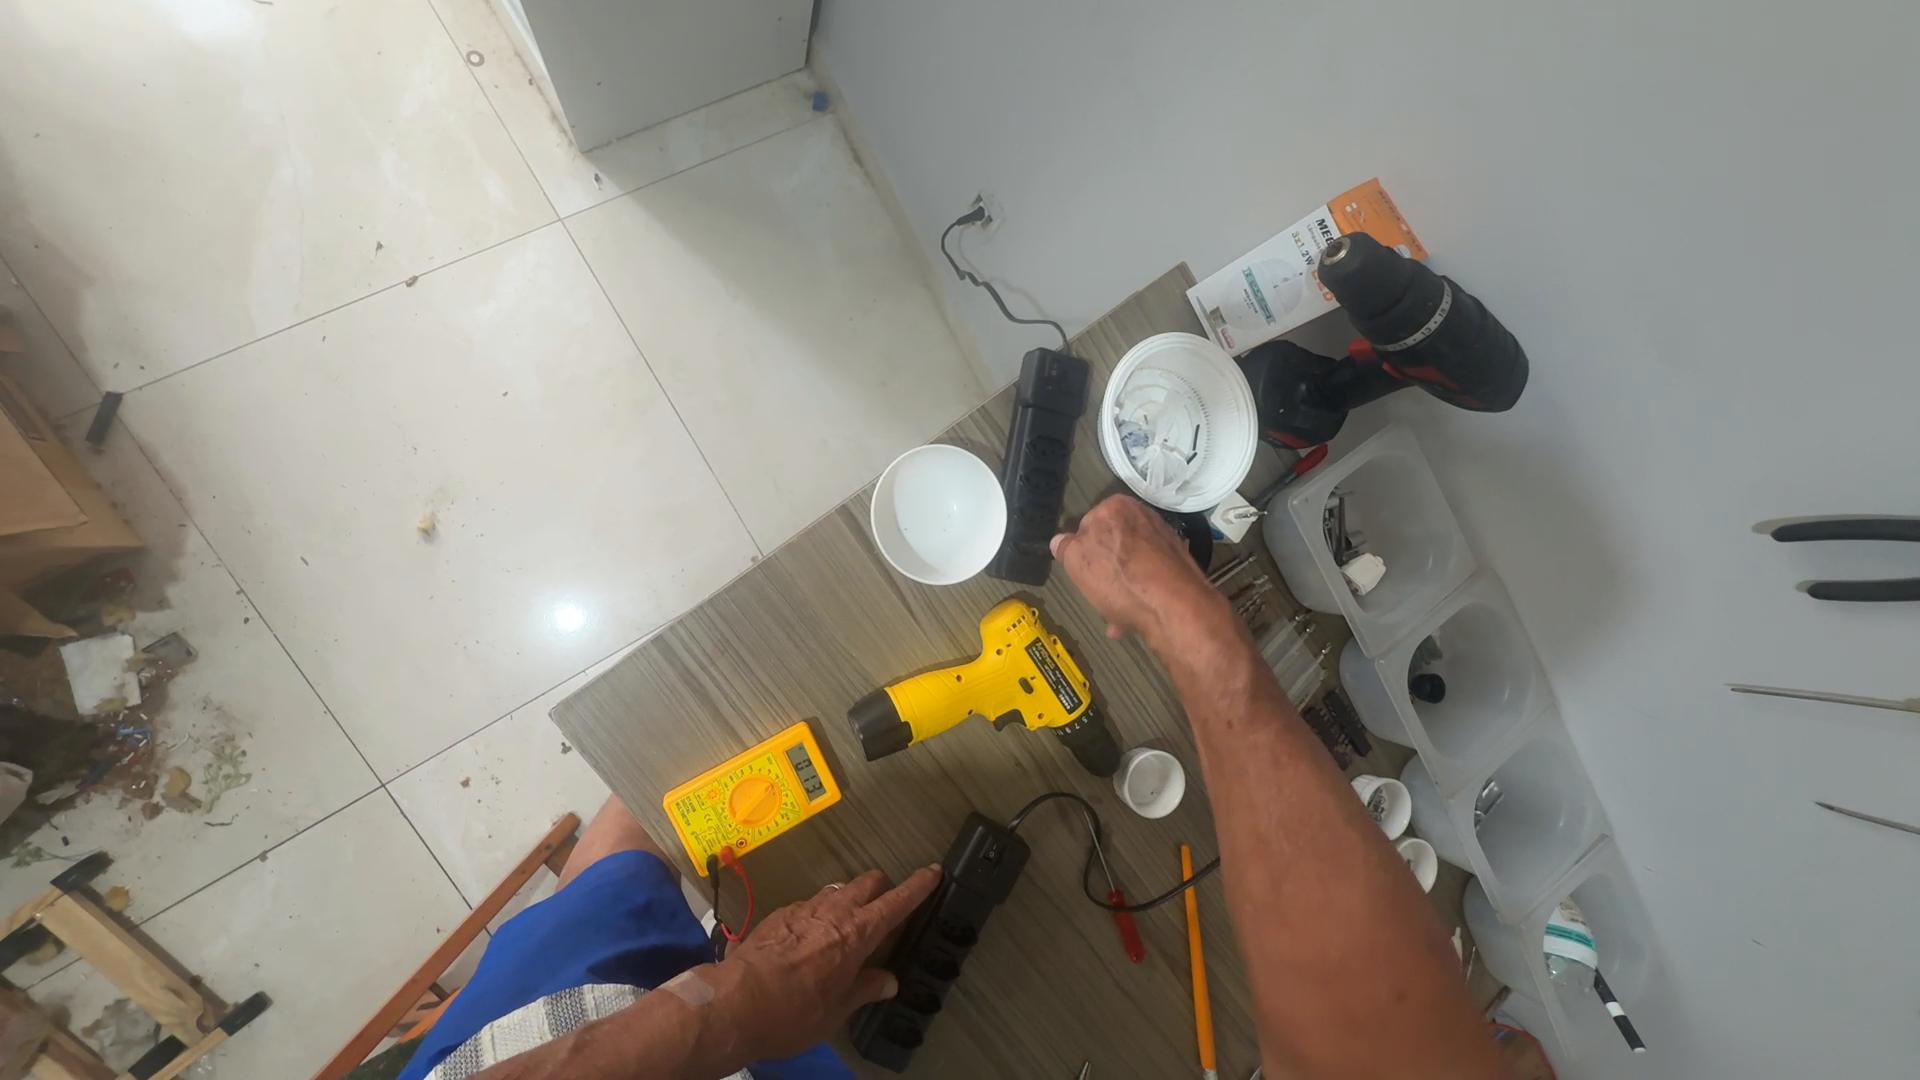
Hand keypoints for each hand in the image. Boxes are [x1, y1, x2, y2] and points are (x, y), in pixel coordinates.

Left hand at [698, 865, 941, 1064]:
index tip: (933, 871)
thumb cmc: (793, 1012)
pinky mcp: (779, 913)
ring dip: (848, 902)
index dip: (918, 886)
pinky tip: (806, 944)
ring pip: (838, 891)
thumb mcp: (836, 1011)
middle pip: (869, 881)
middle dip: (882, 889)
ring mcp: (804, 907)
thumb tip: (888, 980)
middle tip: (883, 911)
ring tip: (842, 932)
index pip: (897, 901)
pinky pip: (809, 906)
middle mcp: (834, 911)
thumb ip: (864, 989)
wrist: (734, 1003)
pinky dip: (817, 917)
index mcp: (857, 933)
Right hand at [1052, 495, 1220, 645]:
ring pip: (1130, 567)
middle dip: (1103, 573)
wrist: (1174, 607)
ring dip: (1119, 591)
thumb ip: (1065, 547)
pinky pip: (1148, 581)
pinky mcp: (1179, 567)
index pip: (1086, 524)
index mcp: (1117, 506)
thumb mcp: (1076, 561)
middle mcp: (1144, 517)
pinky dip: (1138, 598)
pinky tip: (1132, 620)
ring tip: (1115, 615)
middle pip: (1111, 547)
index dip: (1080, 551)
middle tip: (1097, 594)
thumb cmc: (1119, 578)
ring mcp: (1165, 542)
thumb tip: (1060, 541)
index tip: (1081, 571)